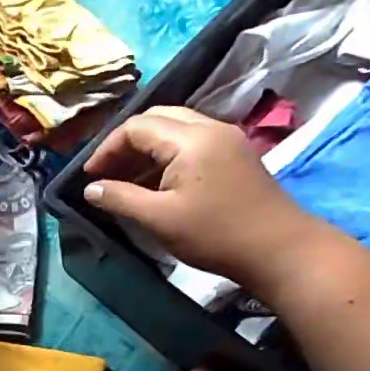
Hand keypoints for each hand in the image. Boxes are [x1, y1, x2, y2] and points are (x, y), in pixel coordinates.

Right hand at [83, 106, 328, 287]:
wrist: (280, 250)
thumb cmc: (216, 235)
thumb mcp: (160, 219)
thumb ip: (121, 199)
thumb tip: (91, 189)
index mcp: (190, 138)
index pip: (136, 126)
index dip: (107, 149)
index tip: (90, 176)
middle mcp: (210, 127)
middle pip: (157, 120)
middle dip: (127, 144)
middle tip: (107, 173)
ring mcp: (227, 139)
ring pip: (176, 129)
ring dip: (148, 150)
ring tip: (127, 181)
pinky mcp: (236, 155)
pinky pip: (193, 142)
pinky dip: (169, 156)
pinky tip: (158, 183)